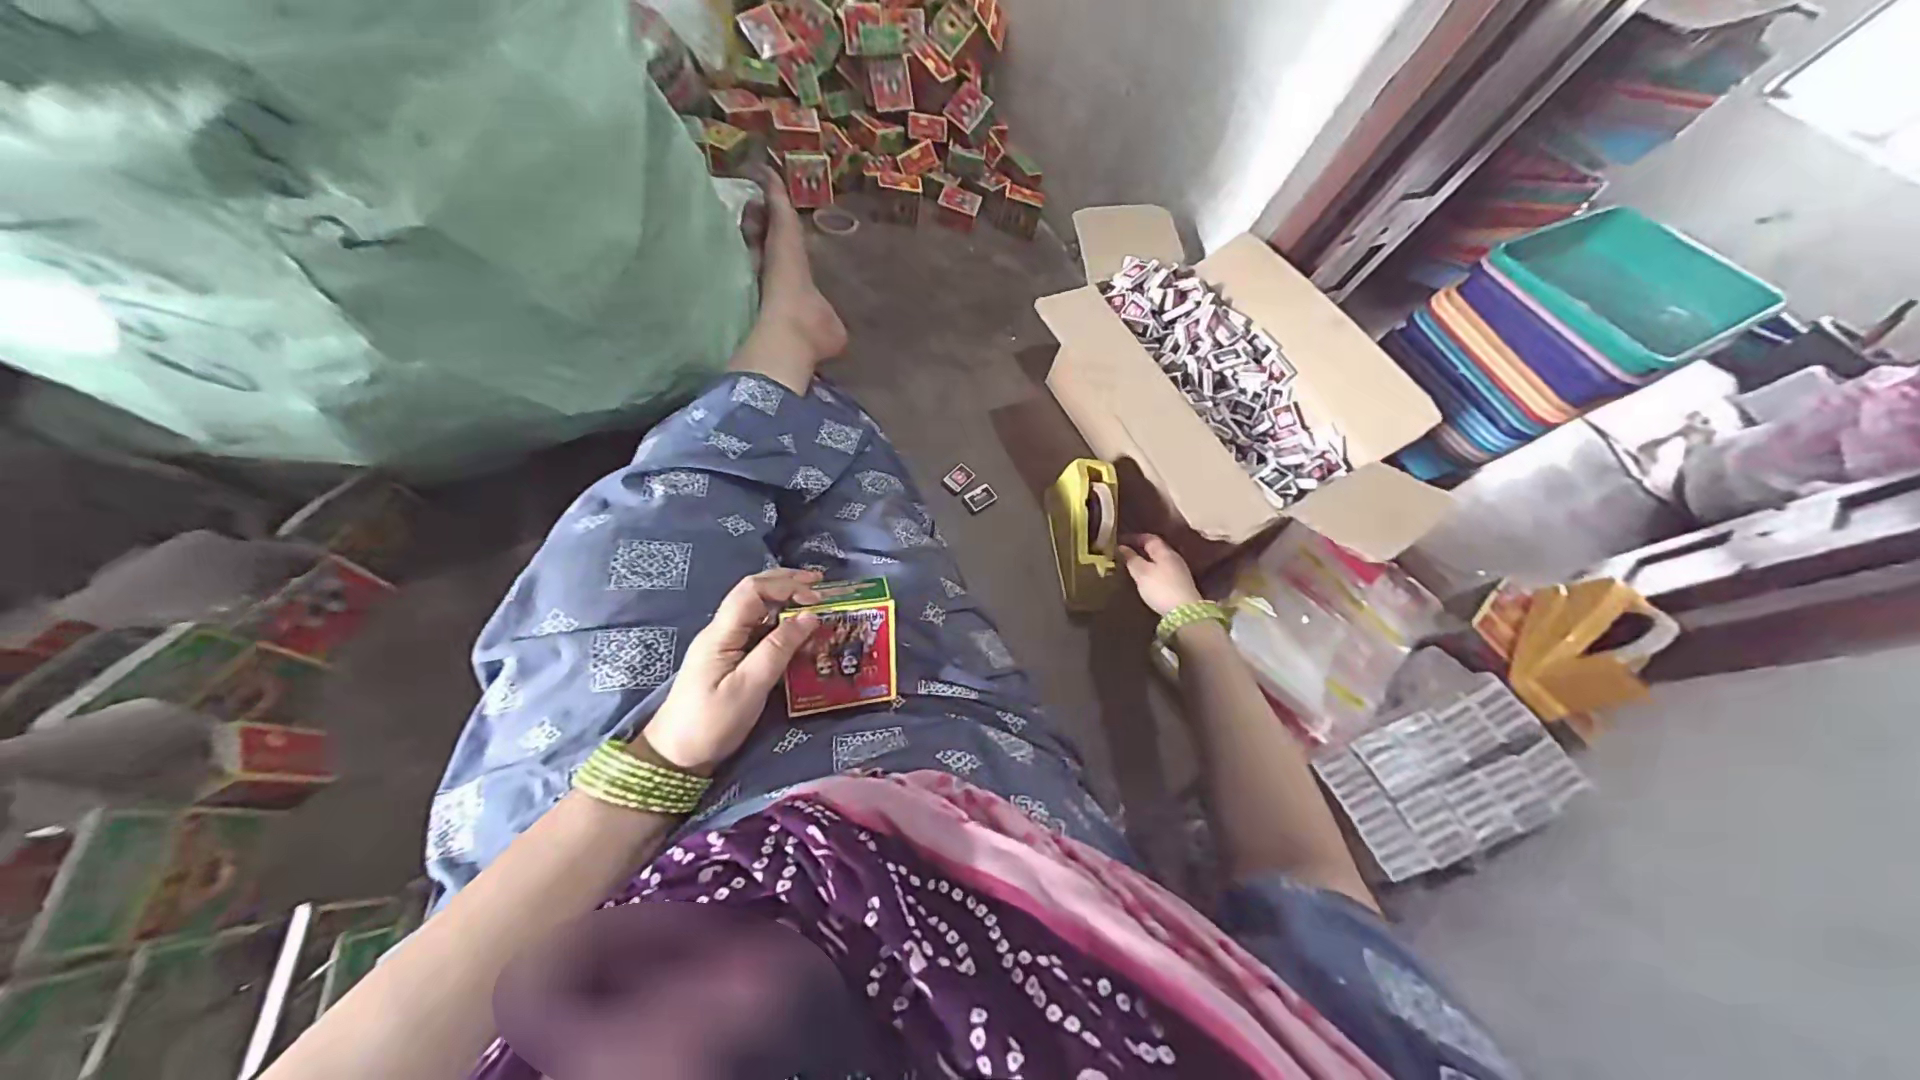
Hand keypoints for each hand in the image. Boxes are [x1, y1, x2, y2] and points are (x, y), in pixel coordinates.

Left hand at [641, 568, 821, 774]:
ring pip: (755, 609)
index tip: (816, 596)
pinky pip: (756, 629)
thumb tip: (809, 616)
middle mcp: (721, 631)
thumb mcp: (749, 687)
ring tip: (814, 601)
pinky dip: (779, 622)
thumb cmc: (711, 723)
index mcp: (721, 633)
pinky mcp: (728, 659)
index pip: (752, 590)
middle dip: (786, 582)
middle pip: (752, 591)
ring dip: (784, 600)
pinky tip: (796, 630)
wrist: (675, 756)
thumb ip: (778, 649)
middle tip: (820, 583)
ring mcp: (723, 644)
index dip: (786, 586)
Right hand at [1118, 533, 1203, 616]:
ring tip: (1133, 564)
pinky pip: (1163, 569)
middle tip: (1125, 552)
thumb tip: (1122, 547)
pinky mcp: (1181, 583)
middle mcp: (1174, 557)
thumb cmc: (1160, 588)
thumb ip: (1131, 559)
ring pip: (1160, 559)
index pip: (1149, 537)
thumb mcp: (1141, 572)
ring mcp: (1179, 570)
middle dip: (1140, 548)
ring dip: (1147, 559)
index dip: (1134, 537)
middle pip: (1156, 548)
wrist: (1185, 612)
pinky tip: (1147, 576)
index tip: (1121, 540)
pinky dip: (1153, 569)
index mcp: (1164, 551)